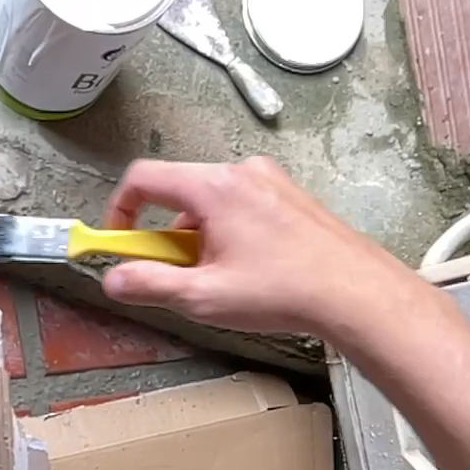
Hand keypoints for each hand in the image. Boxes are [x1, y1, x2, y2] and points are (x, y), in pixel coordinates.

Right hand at [99, 157, 414, 338]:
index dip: (119, 211)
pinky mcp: (286, 197)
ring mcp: (268, 182)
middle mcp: (241, 173)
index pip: (144, 179)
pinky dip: (221, 235)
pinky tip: (240, 271)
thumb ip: (148, 284)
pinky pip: (235, 208)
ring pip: (206, 204)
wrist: (356, 292)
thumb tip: (113, 279)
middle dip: (160, 236)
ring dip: (192, 240)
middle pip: (175, 193)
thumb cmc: (283, 290)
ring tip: (212, 280)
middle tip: (169, 276)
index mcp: (214, 188)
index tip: (118, 243)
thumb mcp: (201, 296)